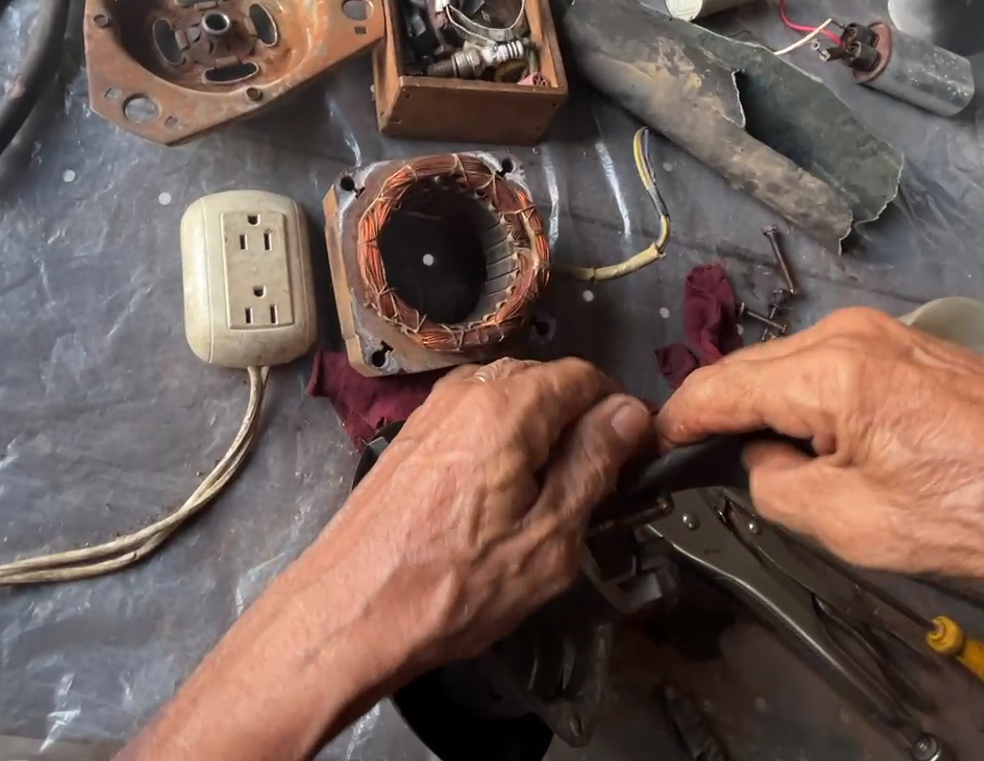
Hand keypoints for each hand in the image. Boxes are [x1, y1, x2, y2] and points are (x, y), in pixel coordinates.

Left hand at [122, 356, 648, 759]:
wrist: (352, 606)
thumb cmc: (453, 584)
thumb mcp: (549, 536)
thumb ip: (594, 462)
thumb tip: (629, 413)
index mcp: (507, 405)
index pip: (584, 376)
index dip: (617, 413)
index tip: (630, 456)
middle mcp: (467, 390)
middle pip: (546, 382)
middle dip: (578, 425)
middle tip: (590, 489)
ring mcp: (434, 407)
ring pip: (511, 401)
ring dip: (540, 436)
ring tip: (542, 501)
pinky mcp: (415, 432)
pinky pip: (477, 418)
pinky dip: (502, 443)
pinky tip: (497, 498)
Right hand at [655, 308, 983, 631]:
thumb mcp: (859, 527)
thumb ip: (776, 486)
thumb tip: (759, 459)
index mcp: (826, 370)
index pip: (715, 388)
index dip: (673, 420)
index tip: (646, 447)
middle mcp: (841, 331)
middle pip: (744, 369)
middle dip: (714, 414)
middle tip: (697, 463)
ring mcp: (878, 330)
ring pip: (782, 366)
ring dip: (761, 407)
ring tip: (760, 460)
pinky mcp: (906, 342)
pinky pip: (823, 365)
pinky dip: (801, 399)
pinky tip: (814, 438)